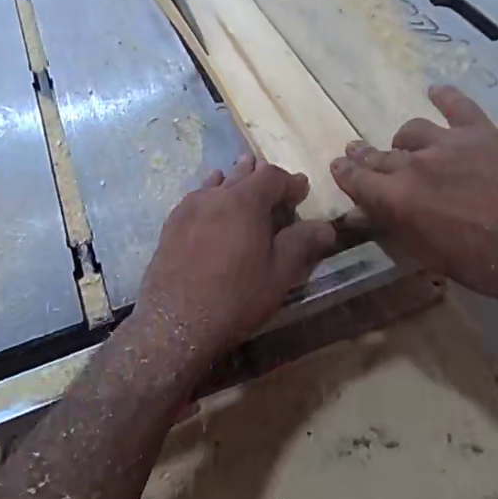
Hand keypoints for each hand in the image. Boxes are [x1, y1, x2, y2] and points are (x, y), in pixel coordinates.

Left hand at [133, 154, 337, 362]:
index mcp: (244, 201)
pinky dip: (211, 195)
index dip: (290, 182)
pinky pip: (197, 199)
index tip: (302, 190)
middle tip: (275, 186)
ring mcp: (188, 209)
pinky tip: (211, 205)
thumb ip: (302, 243)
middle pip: (242, 175)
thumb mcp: (280, 273)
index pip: (272, 176)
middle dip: (261, 178)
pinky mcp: (171, 225)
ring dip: (234, 182)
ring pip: (216, 184)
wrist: (176, 323)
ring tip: (242, 181)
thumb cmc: (235, 298)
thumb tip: (326, 227)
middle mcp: (214, 196)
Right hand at [329, 85, 497, 302]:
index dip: (345, 173)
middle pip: (380, 155)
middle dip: (364, 155)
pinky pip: (458, 106)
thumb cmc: (480, 263)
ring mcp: (449, 143)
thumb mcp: (426, 254)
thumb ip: (397, 225)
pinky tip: (436, 91)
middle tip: (356, 151)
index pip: (359, 179)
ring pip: (412, 130)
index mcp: (398, 198)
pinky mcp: (481, 133)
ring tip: (405, 144)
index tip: (338, 165)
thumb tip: (377, 209)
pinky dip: (445, 97)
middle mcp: (416, 164)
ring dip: (403, 140)